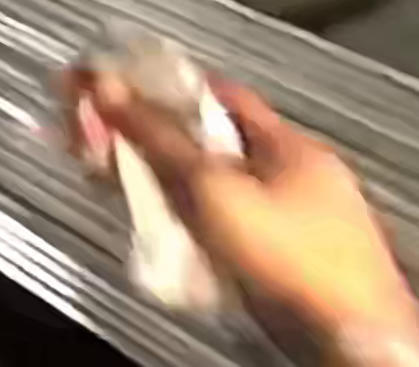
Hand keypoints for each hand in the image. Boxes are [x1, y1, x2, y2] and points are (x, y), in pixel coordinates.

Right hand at [76, 72, 418, 341]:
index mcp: (285, 146)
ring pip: (174, 162)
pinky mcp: (243, 236)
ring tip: (84, 152)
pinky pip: (180, 194)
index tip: (102, 78)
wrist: (338, 345)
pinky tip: (108, 182)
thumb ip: (151, 128)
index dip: (151, 79)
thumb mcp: (209, 182)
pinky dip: (143, 185)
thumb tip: (102, 82)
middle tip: (80, 118)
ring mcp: (262, 206)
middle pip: (181, 126)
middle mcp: (276, 169)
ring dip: (126, 153)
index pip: (206, 89)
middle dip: (124, 120)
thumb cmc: (286, 254)